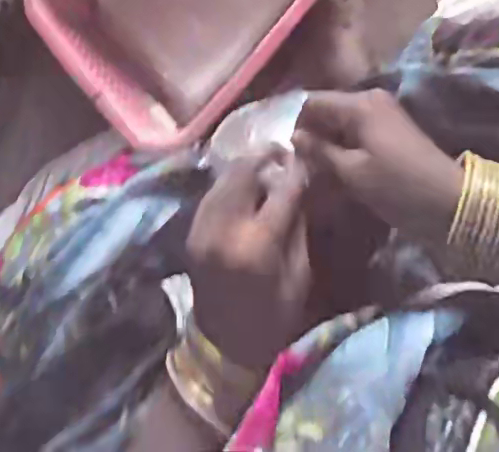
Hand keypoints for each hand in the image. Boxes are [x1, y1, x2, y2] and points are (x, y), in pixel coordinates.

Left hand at [186, 153, 312, 369]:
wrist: (223, 344)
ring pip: (225, 174)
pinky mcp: (192, 227)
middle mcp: (225, 226)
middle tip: (283, 154)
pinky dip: (231, 181)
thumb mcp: (299, 273)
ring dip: (247, 165)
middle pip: (245, 169)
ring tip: (266, 166)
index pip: (281, 189)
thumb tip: (299, 183)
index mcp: (258, 243)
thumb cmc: (272, 315)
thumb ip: (297, 223)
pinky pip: (213, 190)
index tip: (306, 156)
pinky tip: (245, 186)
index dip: (296, 169)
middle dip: (266, 156)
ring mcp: (203, 224)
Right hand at [293, 89, 462, 249]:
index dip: (296, 124)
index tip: (288, 152)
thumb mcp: (353, 173)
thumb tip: (294, 136)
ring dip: (329, 142)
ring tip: (318, 170)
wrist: (453, 203)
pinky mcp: (392, 128)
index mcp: (359, 104)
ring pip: (342, 121)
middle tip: (301, 164)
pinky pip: (358, 129)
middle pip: (327, 110)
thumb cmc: (399, 187)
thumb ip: (320, 151)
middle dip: (313, 134)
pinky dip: (346, 146)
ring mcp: (383, 112)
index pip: (312, 102)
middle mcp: (370, 98)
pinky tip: (340, 169)